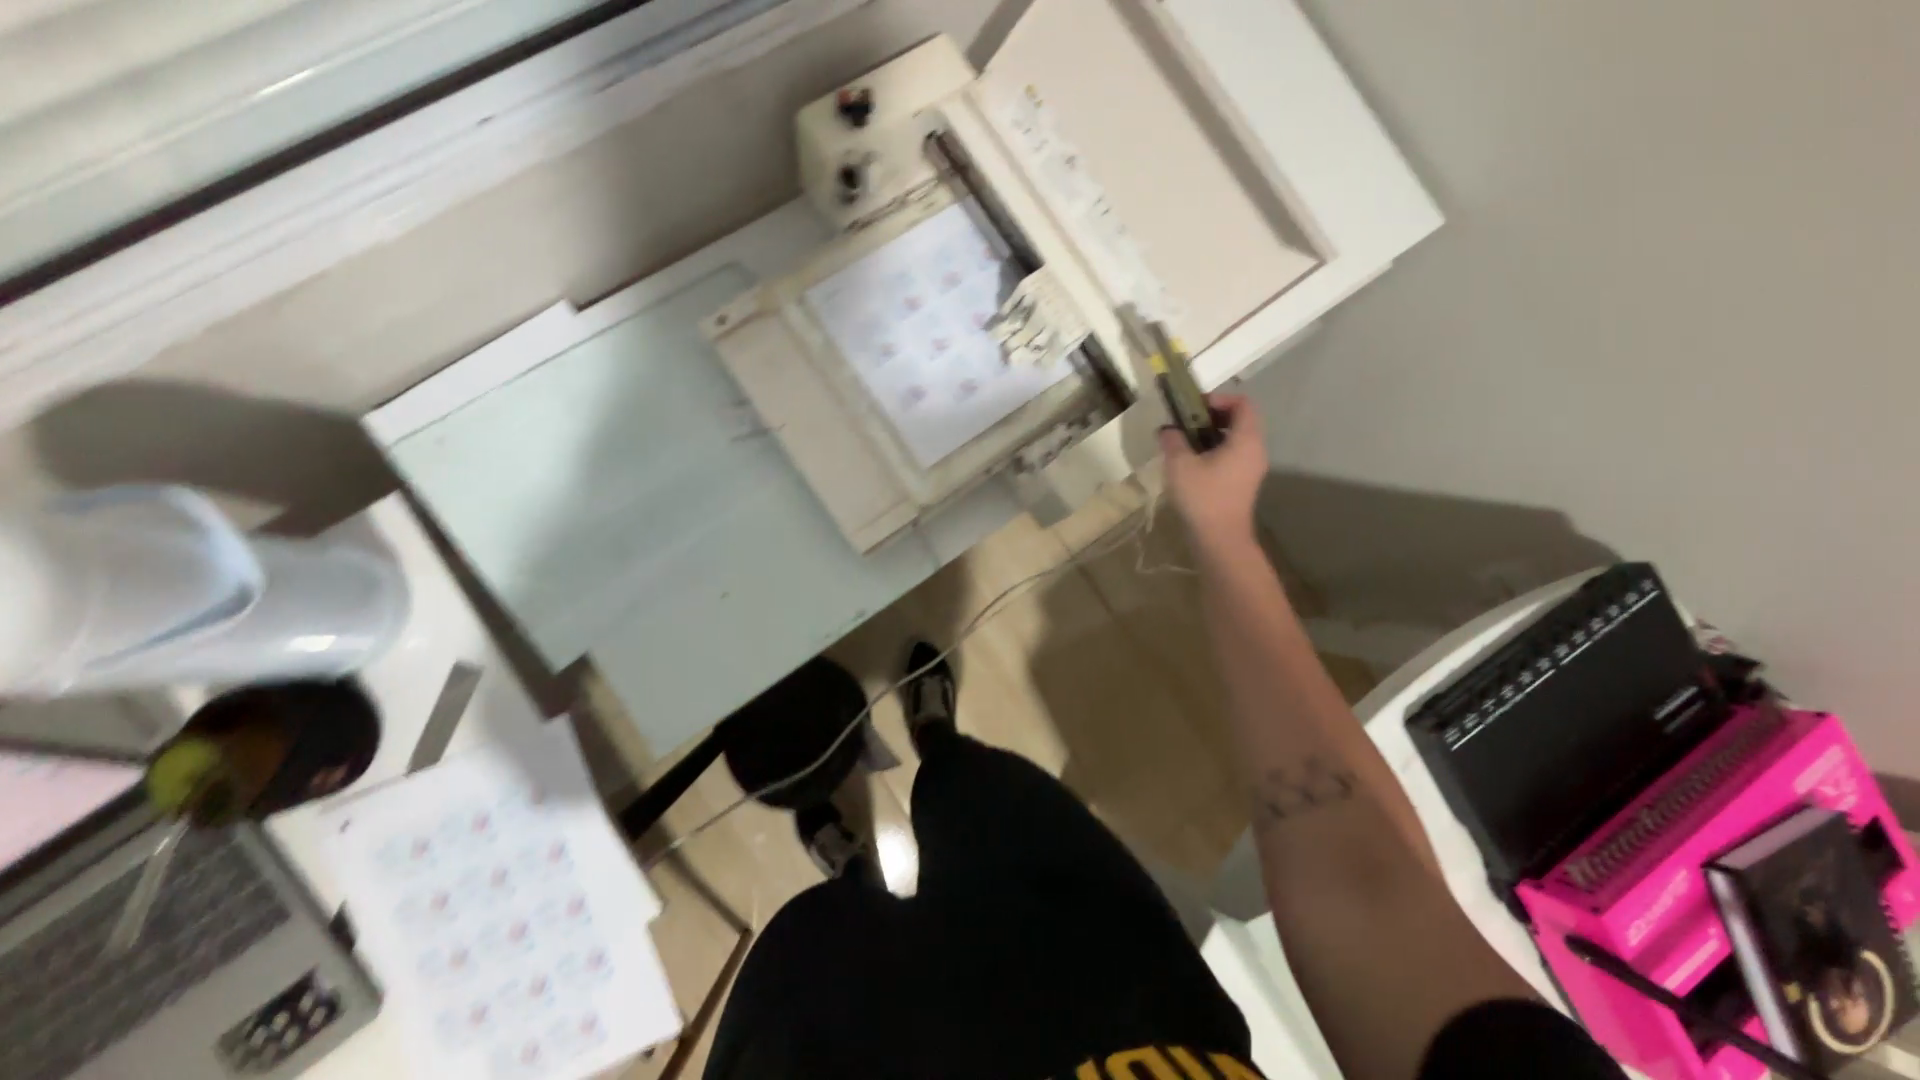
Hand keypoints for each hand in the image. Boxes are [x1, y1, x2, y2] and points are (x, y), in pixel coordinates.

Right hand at [1158, 394, 1265, 552]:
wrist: (1220, 539)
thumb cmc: (1203, 497)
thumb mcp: (1180, 464)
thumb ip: (1173, 440)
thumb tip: (1167, 430)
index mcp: (1246, 439)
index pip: (1242, 403)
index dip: (1219, 398)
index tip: (1193, 406)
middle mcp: (1255, 450)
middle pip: (1239, 420)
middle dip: (1211, 416)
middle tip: (1185, 422)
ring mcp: (1251, 468)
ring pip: (1234, 439)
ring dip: (1210, 435)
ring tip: (1184, 442)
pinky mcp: (1243, 483)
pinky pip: (1232, 455)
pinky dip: (1214, 451)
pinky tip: (1191, 463)